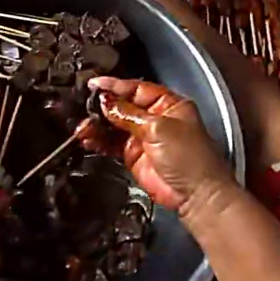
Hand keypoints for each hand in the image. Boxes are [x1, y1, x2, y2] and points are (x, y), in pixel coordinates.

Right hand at [82, 77, 240, 215]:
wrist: (195, 196)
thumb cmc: (192, 159)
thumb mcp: (159, 129)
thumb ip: (129, 114)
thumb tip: (106, 101)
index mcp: (168, 105)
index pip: (136, 88)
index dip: (115, 86)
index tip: (95, 84)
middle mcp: (154, 118)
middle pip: (122, 105)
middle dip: (103, 107)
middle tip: (86, 106)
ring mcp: (143, 137)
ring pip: (113, 125)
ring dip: (97, 125)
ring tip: (84, 126)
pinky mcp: (133, 155)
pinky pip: (111, 144)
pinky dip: (98, 141)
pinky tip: (88, 138)